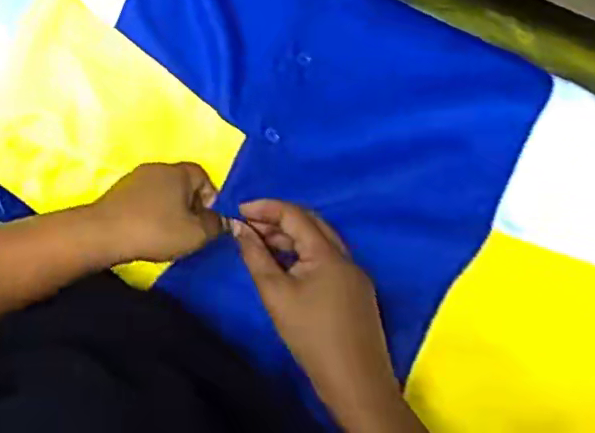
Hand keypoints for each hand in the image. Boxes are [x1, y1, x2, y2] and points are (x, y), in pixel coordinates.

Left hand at [86, 162, 225, 263]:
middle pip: (183, 181)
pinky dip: (156, 210)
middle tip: (194, 229)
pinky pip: (148, 196)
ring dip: (174, 208)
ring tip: (174, 232)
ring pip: (165, 190)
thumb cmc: (156, 229)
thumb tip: (224, 219)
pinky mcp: (123, 190)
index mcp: (174, 172)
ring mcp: (136, 177)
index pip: (201, 174)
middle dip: (193, 204)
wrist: (107, 231)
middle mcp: (154, 168)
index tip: (210, 219)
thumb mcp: (196, 233)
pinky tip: (154, 229)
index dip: (212, 196)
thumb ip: (216, 224)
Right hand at [232, 201, 419, 431]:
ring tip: (259, 244)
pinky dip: (301, 251)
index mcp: (329, 256)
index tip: (237, 212)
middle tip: (247, 226)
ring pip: (319, 240)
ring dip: (288, 235)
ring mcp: (355, 277)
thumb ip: (253, 253)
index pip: (294, 214)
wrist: (357, 387)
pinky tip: (283, 264)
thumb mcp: (273, 290)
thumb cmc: (311, 334)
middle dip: (276, 218)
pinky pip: (326, 258)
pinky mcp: (356, 293)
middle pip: (310, 222)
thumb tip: (238, 226)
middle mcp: (347, 260)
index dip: (263, 207)